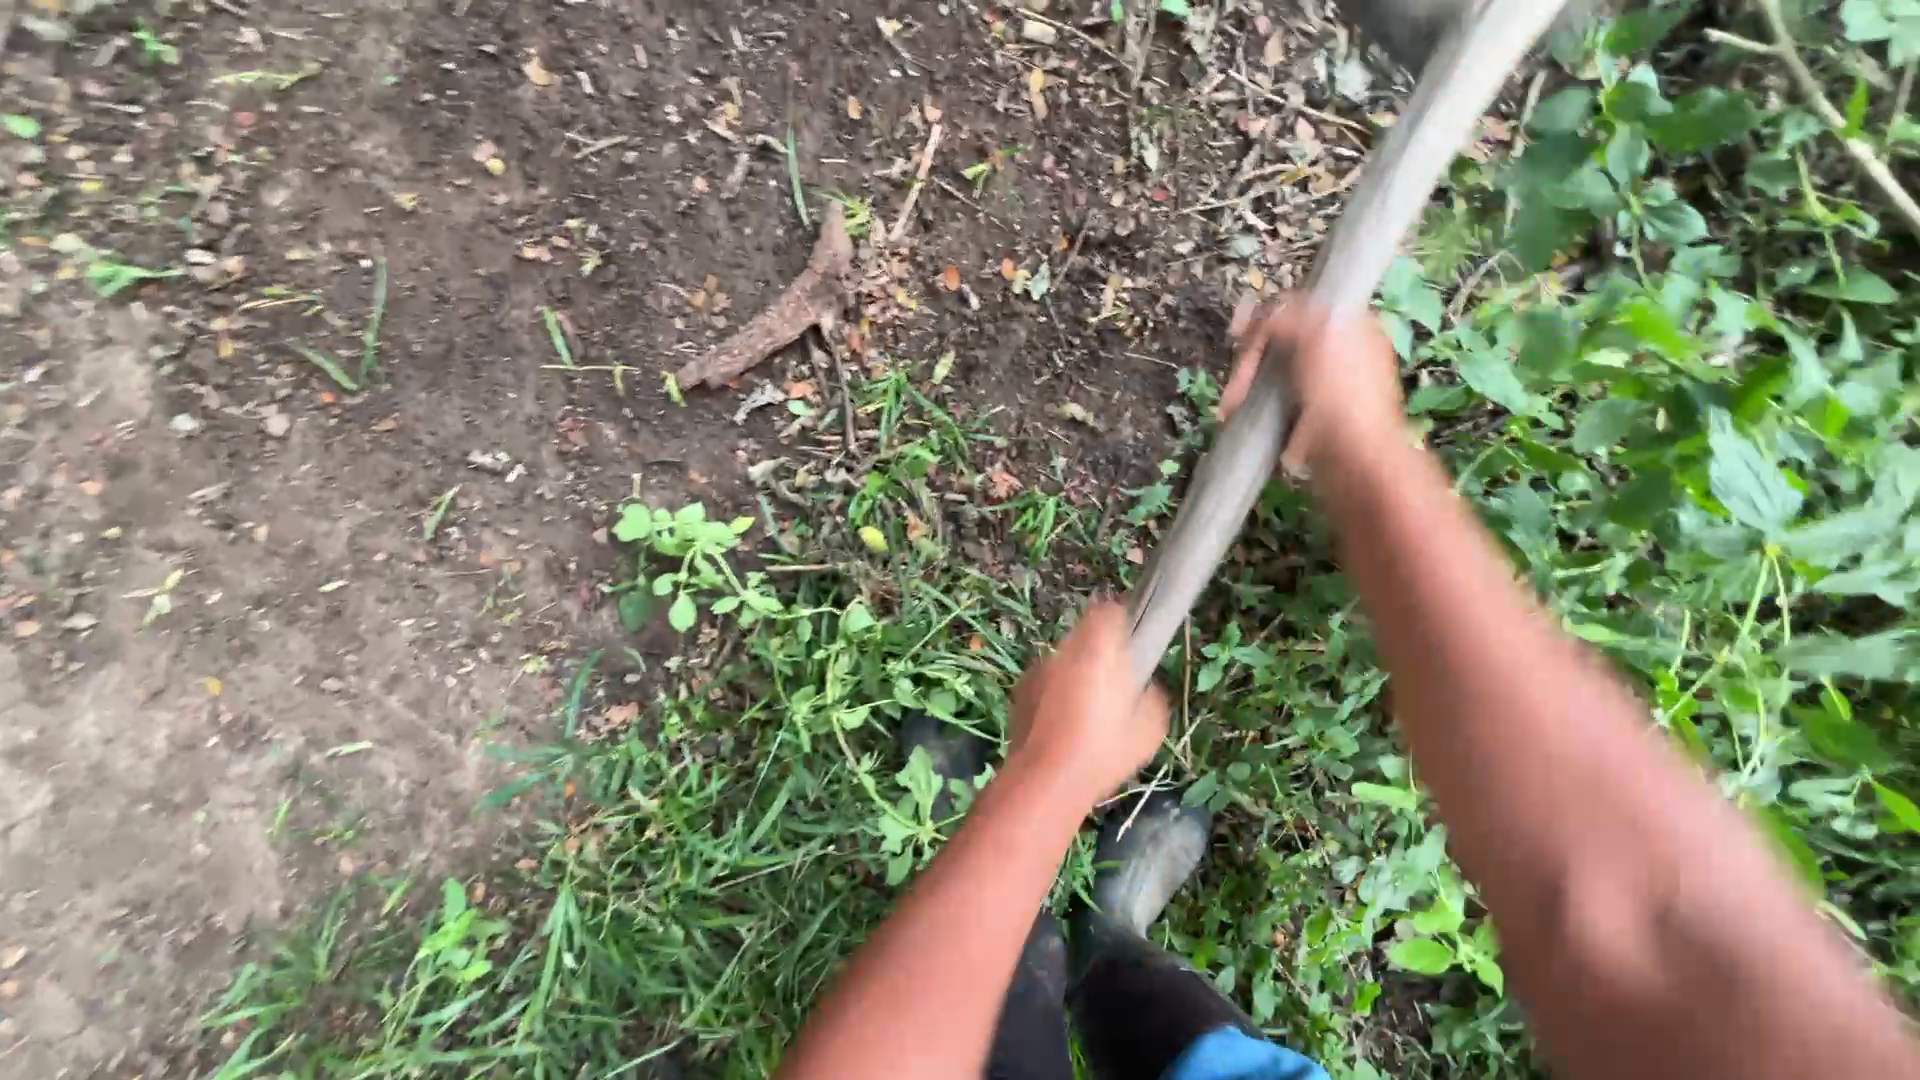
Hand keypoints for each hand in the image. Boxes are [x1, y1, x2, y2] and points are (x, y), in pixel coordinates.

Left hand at [1008, 602, 1168, 807]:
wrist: (1047, 780)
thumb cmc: (1103, 752)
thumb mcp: (1149, 729)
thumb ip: (1151, 696)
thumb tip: (1144, 688)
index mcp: (1099, 650)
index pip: (1108, 610)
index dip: (1121, 623)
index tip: (1130, 645)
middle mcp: (1065, 650)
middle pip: (1084, 635)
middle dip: (1098, 652)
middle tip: (1112, 685)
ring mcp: (1038, 668)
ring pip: (1063, 659)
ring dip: (1075, 673)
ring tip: (1085, 711)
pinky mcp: (1020, 689)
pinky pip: (1045, 680)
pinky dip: (1054, 691)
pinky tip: (1061, 723)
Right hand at [1221, 296, 1403, 468]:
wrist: (1353, 458)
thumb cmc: (1342, 394)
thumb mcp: (1319, 338)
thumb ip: (1289, 317)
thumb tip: (1260, 314)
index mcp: (1348, 327)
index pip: (1298, 308)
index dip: (1265, 318)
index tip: (1237, 334)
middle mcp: (1336, 353)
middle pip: (1278, 343)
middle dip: (1251, 361)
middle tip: (1236, 385)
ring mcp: (1320, 387)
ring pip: (1270, 374)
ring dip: (1245, 387)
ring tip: (1231, 408)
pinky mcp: (1306, 417)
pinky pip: (1271, 402)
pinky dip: (1252, 407)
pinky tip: (1238, 416)